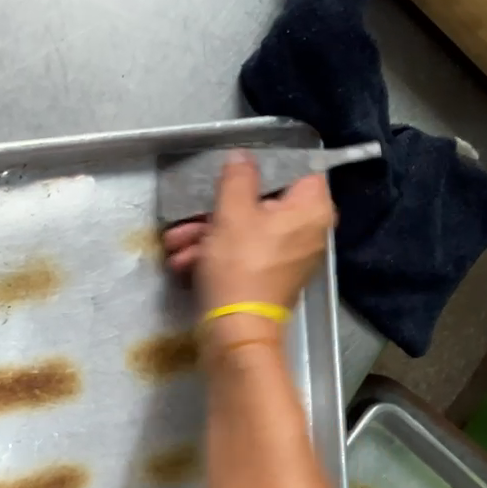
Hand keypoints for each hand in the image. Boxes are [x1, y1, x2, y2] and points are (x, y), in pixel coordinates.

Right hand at [162, 153, 335, 348]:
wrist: (235, 331)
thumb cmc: (239, 266)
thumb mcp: (231, 213)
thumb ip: (238, 178)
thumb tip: (242, 156)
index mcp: (311, 209)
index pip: (296, 171)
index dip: (262, 170)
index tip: (230, 176)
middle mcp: (307, 232)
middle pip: (261, 206)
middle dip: (216, 213)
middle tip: (186, 219)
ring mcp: (287, 259)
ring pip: (244, 234)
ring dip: (206, 238)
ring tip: (175, 247)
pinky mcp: (267, 281)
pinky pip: (243, 258)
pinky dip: (215, 258)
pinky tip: (184, 266)